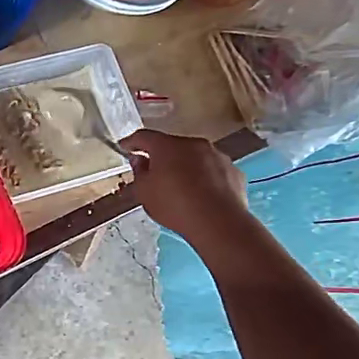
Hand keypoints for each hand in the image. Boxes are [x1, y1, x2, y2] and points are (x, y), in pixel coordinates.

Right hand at [119, 129, 248, 240]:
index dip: (132, 142)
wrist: (218, 222)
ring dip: (185, 167)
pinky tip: (202, 195)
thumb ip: (139, 172)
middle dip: (162, 157)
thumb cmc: (174, 205)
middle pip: (172, 146)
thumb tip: (140, 161)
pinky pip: (213, 171)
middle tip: (154, 174)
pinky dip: (206, 179)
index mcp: (167, 146)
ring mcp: (217, 156)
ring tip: (181, 188)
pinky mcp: (233, 171)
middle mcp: (193, 144)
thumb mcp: (144, 192)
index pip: (144, 136)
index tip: (125, 146)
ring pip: (195, 157)